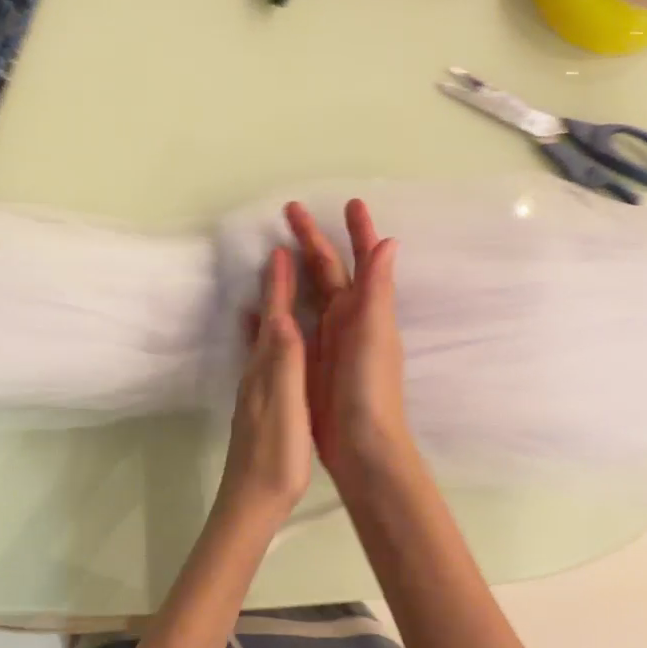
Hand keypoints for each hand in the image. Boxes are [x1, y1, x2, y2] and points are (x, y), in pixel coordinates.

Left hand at [216, 247, 312, 518]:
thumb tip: (281, 317)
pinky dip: (273, 341)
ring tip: (277, 292)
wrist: (250, 501)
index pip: (274, 319)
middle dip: (274, 290)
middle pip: (265, 323)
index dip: (279, 286)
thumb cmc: (275, 459)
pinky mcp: (260, 409)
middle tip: (280, 256)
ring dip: (272, 312)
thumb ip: (284, 365)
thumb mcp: (285, 409)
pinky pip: (267, 360)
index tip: (282, 249)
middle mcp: (256, 376)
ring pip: (264, 341)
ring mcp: (255, 394)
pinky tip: (272, 347)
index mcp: (265, 372)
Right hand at [285, 199, 412, 487]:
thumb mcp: (373, 334)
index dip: (357, 231)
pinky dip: (277, 307)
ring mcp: (327, 340)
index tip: (349, 202)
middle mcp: (346, 319)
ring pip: (308, 293)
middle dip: (312, 239)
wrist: (361, 445)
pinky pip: (291, 323)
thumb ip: (376, 289)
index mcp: (363, 309)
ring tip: (272, 248)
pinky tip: (259, 305)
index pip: (359, 259)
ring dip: (294, 268)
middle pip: (326, 270)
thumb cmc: (371, 388)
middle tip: (289, 211)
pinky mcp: (308, 361)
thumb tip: (387, 241)